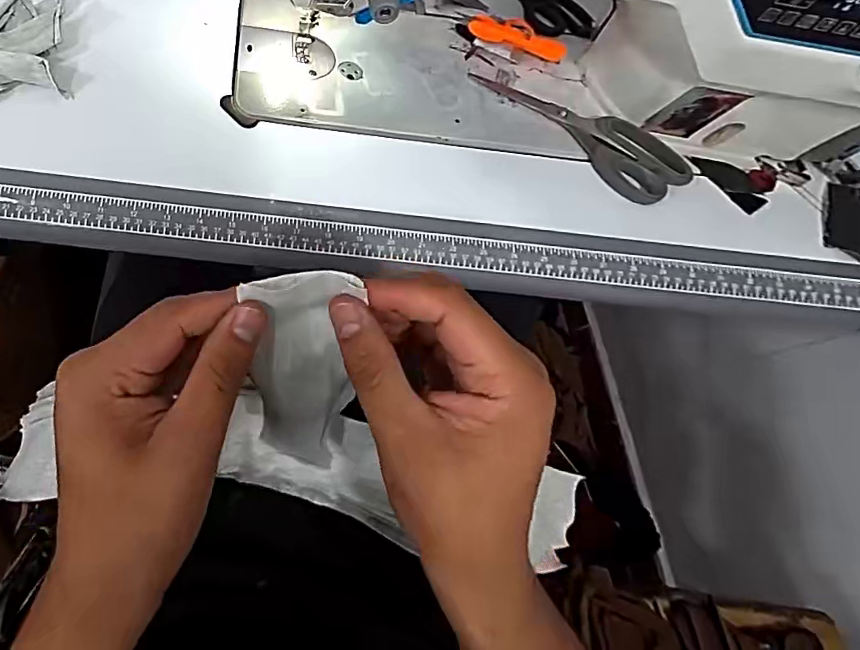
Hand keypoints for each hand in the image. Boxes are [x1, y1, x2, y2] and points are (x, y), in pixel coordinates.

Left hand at [16, 290, 266, 649]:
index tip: (270, 302)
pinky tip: (231, 364)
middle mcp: (92, 366)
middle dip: (219, 323)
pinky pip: (162, 367)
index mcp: (96, 372)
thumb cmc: (139, 528)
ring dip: (212, 344)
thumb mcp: (190, 444)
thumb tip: (248, 314)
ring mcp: (101, 381)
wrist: (106, 588)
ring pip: (168, 344)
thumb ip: (220, 371)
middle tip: (272, 320)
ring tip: (260, 338)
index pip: (169, 319)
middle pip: (167, 326)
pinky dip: (198, 367)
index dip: (222, 306)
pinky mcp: (115, 398)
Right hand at [330, 274, 577, 649]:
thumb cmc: (449, 512)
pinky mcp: (484, 385)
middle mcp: (515, 365)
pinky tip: (379, 348)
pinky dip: (408, 343)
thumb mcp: (402, 433)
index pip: (449, 306)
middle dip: (396, 304)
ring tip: (358, 332)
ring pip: (442, 322)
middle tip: (348, 313)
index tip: (348, 296)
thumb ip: (372, 364)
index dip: (396, 293)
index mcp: (511, 375)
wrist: (476, 567)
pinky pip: (443, 345)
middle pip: (449, 308)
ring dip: (399, 321)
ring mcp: (502, 374)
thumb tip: (345, 309)